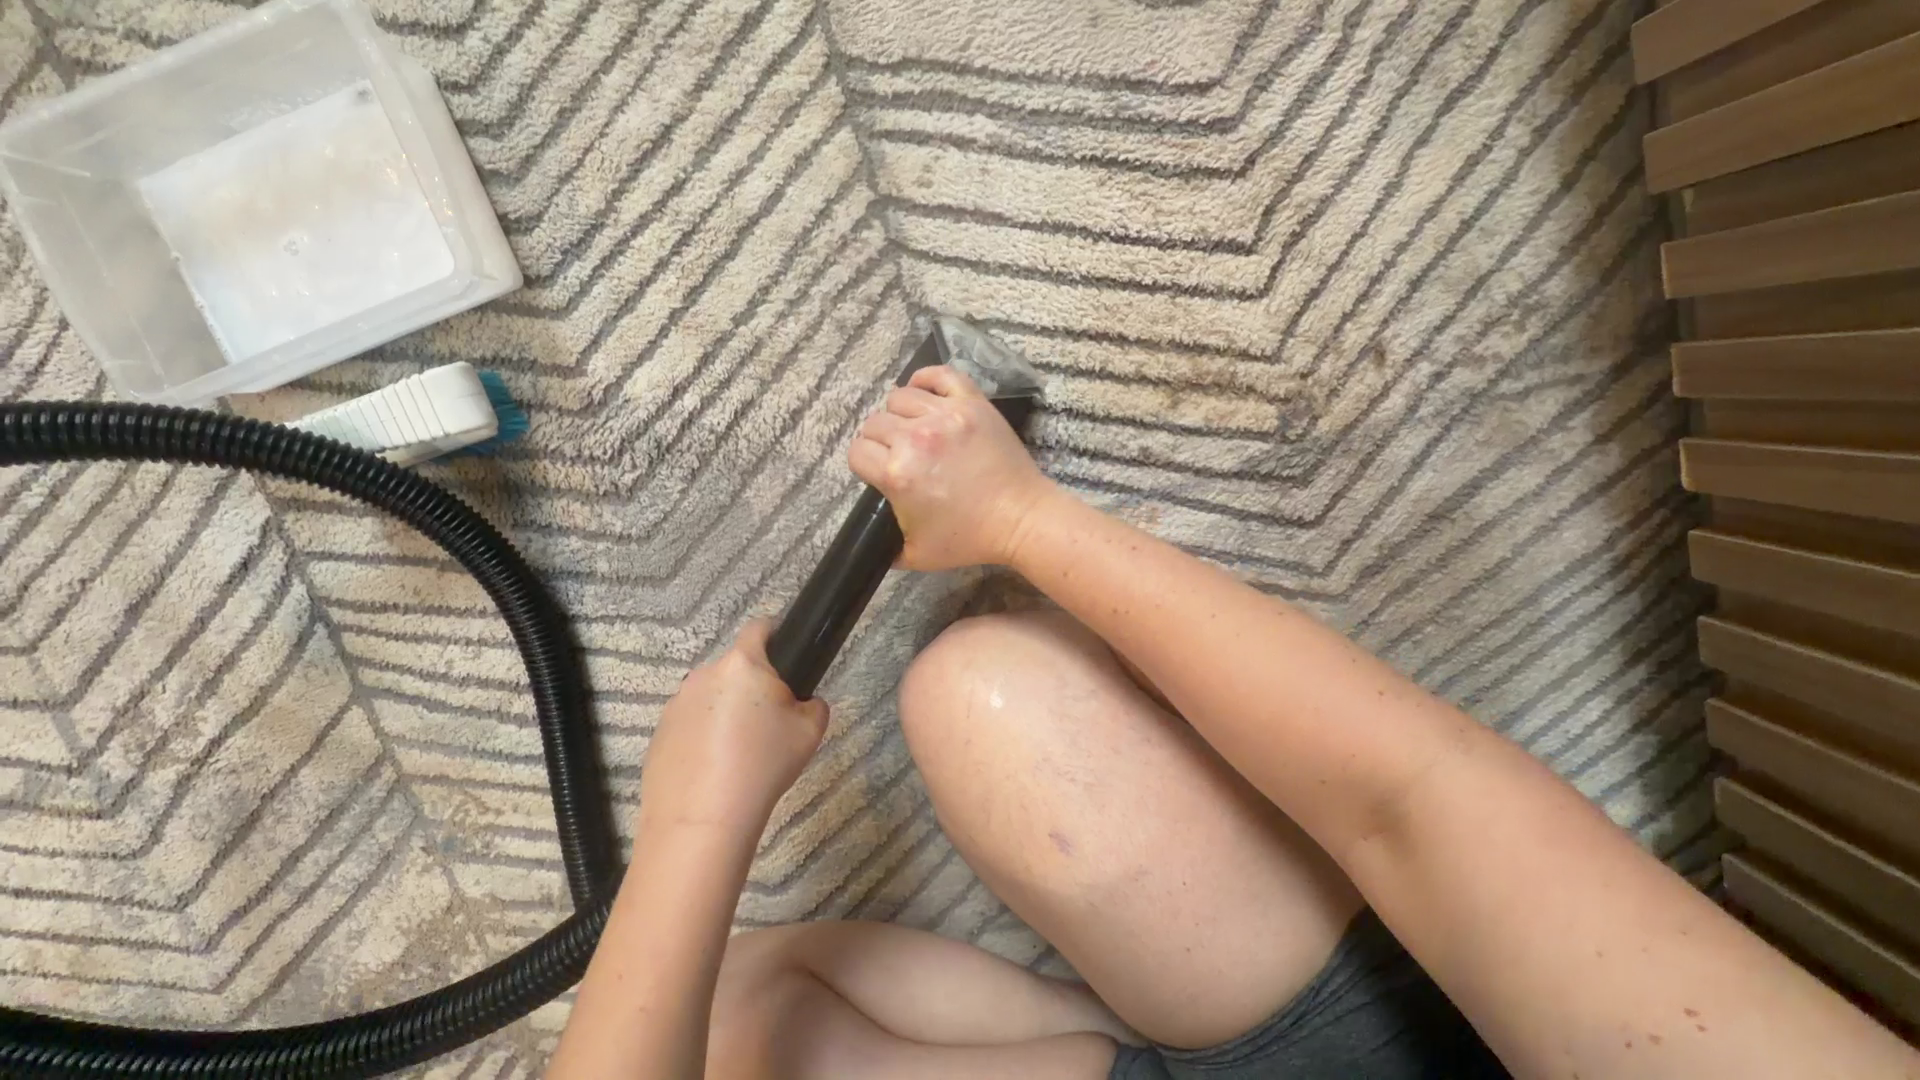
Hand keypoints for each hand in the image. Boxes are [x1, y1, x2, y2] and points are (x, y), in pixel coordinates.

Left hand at [638, 621, 828, 833]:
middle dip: (752, 688)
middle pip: (735, 670)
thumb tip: (800, 703)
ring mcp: (675, 704)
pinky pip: (690, 726)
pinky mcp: (658, 734)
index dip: (777, 636)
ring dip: (726, 714)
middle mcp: (704, 674)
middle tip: (770, 726)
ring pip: (711, 698)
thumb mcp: (811, 731)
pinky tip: (714, 772)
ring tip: (739, 757)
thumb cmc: (763, 765)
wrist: (703, 819)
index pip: (760, 628)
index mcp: (743, 664)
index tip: (788, 662)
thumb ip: (813, 704)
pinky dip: (703, 740)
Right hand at [848, 365, 1053, 570]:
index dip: (864, 464)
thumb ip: (884, 543)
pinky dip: (925, 379)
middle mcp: (916, 438)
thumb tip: (872, 530)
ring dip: (899, 413)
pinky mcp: (972, 404)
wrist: (1021, 520)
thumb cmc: (970, 538)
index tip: (878, 471)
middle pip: (875, 423)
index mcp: (898, 474)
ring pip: (900, 396)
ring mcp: (946, 416)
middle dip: (879, 440)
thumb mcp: (915, 554)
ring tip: (912, 430)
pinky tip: (922, 393)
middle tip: (898, 455)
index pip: (858, 452)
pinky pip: (940, 375)